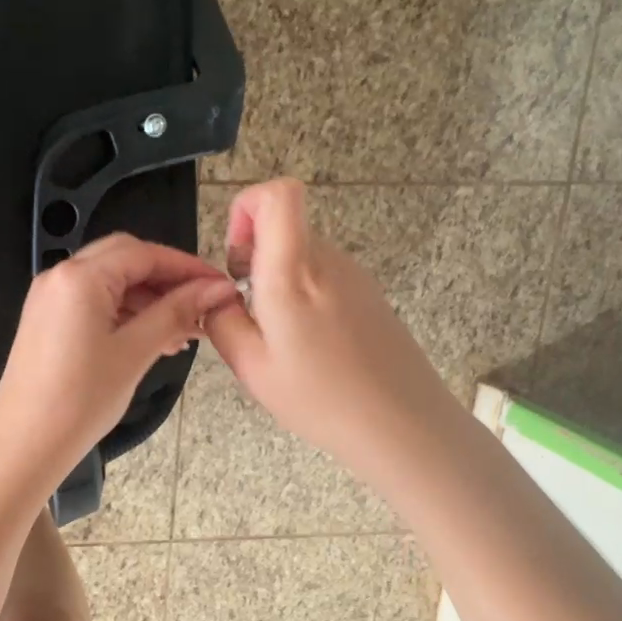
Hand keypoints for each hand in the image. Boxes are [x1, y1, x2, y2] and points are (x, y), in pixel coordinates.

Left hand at [0, 234, 238, 473]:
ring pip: (109, 281)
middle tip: (202, 306)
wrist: (25, 443)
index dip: (186, 266)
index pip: (143, 253)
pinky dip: (124, 312)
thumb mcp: (135, 352)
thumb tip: (217, 288)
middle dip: (166, 279)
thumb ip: (176, 312)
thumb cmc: (81, 399)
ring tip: (183, 333)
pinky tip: (152, 339)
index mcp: (80, 277)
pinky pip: (92, 301)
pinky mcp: (45, 319)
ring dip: (147, 299)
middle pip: (125, 258)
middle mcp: (59, 276)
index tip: (220, 286)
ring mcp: (48, 297)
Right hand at [204, 179, 462, 466]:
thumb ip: (221, 319)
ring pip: (299, 253)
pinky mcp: (368, 292)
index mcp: (293, 272)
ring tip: (279, 337)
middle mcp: (327, 261)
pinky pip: (321, 275)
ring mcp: (353, 274)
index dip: (247, 207)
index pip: (278, 193)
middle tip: (250, 314)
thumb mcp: (251, 367)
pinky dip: (301, 296)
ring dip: (275, 281)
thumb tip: (216, 295)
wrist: (405, 426)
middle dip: (252, 257)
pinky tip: (308, 344)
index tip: (236, 254)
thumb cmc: (322, 399)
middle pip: (282, 225)